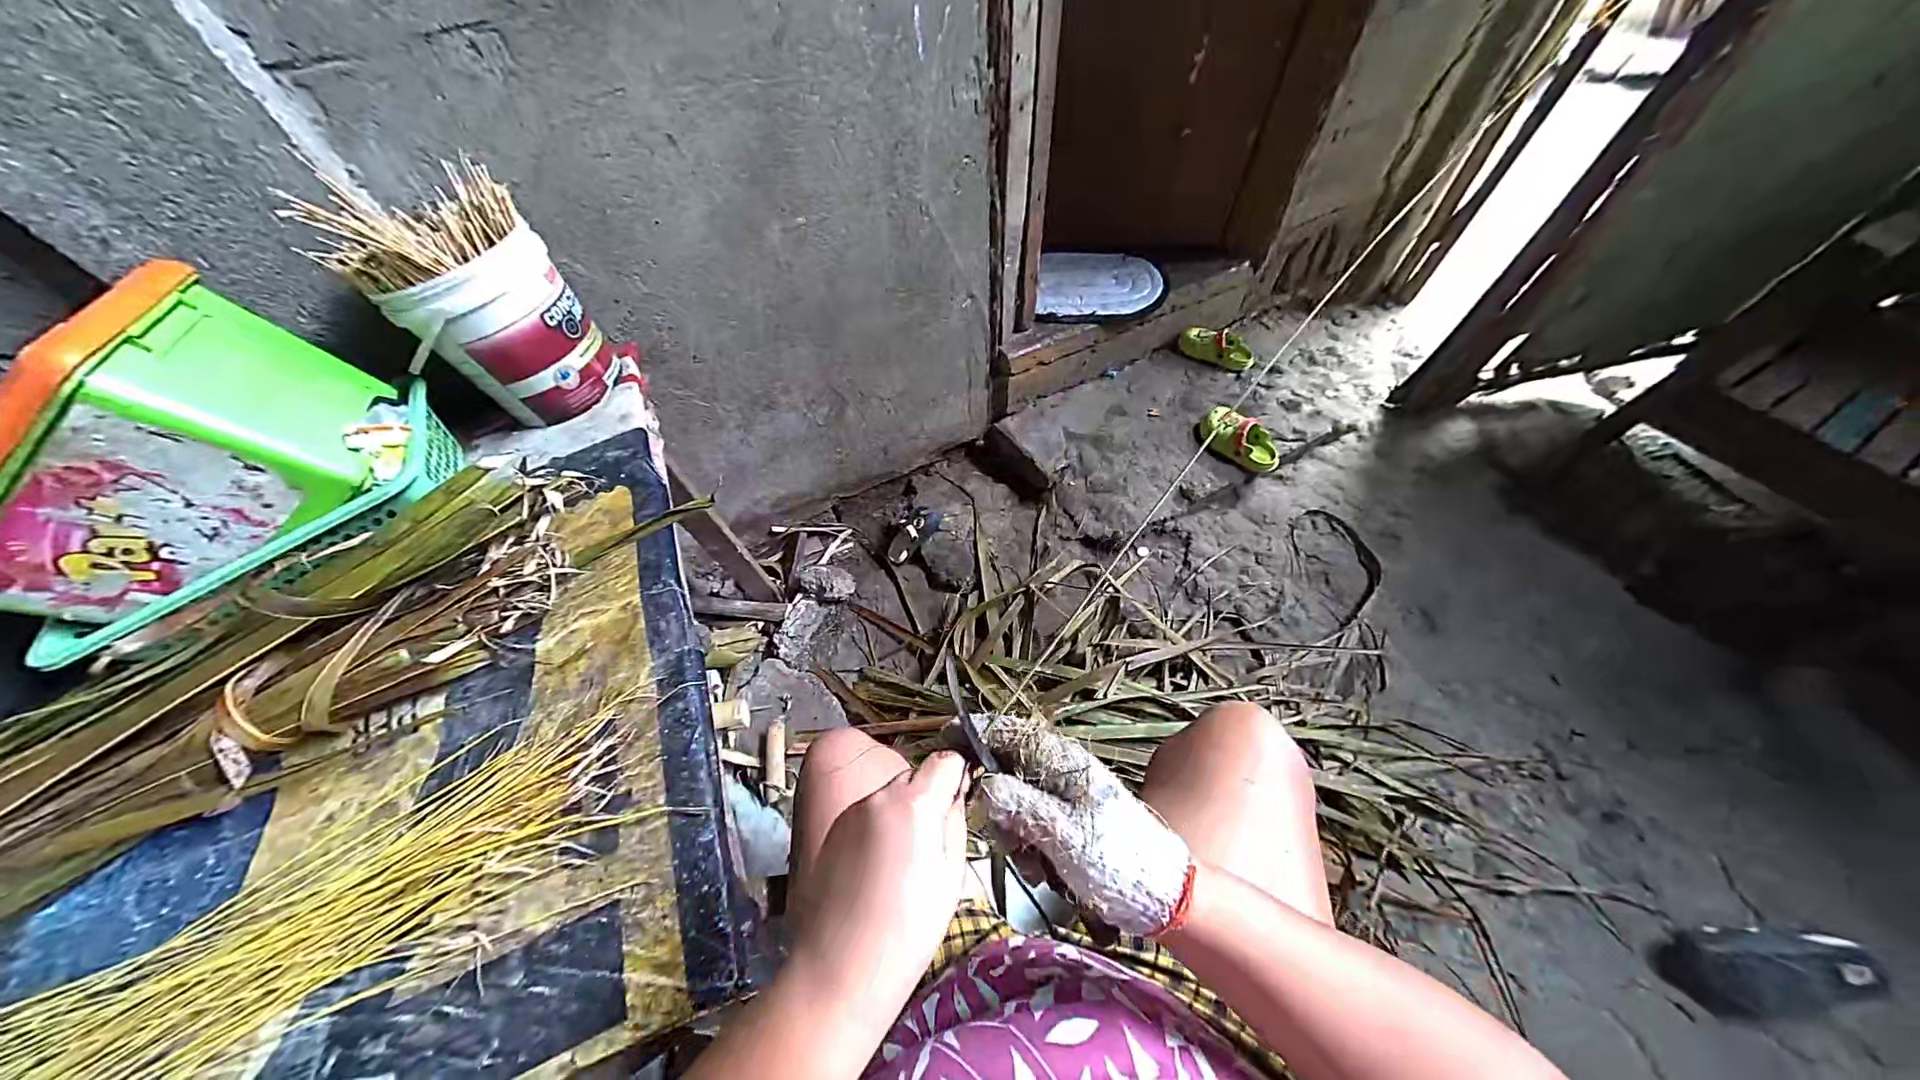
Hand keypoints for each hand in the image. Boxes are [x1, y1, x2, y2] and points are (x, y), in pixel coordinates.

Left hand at [789, 750, 971, 1010]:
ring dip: (897, 816)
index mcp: (914, 802)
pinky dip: (874, 831)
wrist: (840, 966)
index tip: (954, 803)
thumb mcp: (951, 875)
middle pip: (912, 779)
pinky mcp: (831, 831)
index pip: (944, 761)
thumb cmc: (907, 928)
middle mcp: (878, 796)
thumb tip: (953, 795)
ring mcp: (850, 812)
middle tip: (928, 845)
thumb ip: (954, 822)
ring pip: (886, 798)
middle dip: (924, 799)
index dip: (954, 778)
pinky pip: (864, 817)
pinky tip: (873, 872)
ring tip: (898, 866)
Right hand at [964, 715, 1191, 935]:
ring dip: (1016, 834)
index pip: (1011, 733)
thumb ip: (1020, 804)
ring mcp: (1065, 799)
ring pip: (1016, 804)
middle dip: (998, 805)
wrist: (1163, 898)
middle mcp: (1062, 773)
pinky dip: (1032, 848)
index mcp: (1063, 762)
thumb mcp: (1063, 833)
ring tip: (1036, 863)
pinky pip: (1033, 827)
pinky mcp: (1069, 824)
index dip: (978, 731)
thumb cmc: (1116, 860)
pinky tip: (1048, 870)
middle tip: (1006, 838)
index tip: (947, 737)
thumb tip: (984, 782)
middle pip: (1007, 772)